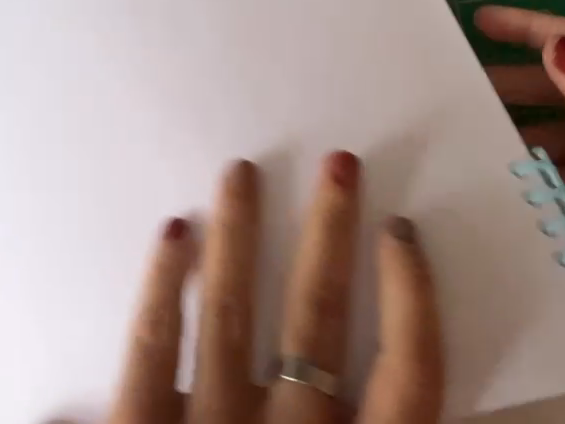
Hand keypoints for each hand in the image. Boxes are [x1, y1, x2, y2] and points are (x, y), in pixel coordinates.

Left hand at [109, 154, 442, 423]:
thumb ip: (376, 416)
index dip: (413, 300)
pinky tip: (175, 229)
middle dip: (329, 234)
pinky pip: (151, 346)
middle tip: (338, 165)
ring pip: (230, 312)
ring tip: (243, 171)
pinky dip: (164, 284)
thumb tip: (394, 369)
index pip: (411, 376)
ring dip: (241, 233)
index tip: (401, 230)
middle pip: (318, 318)